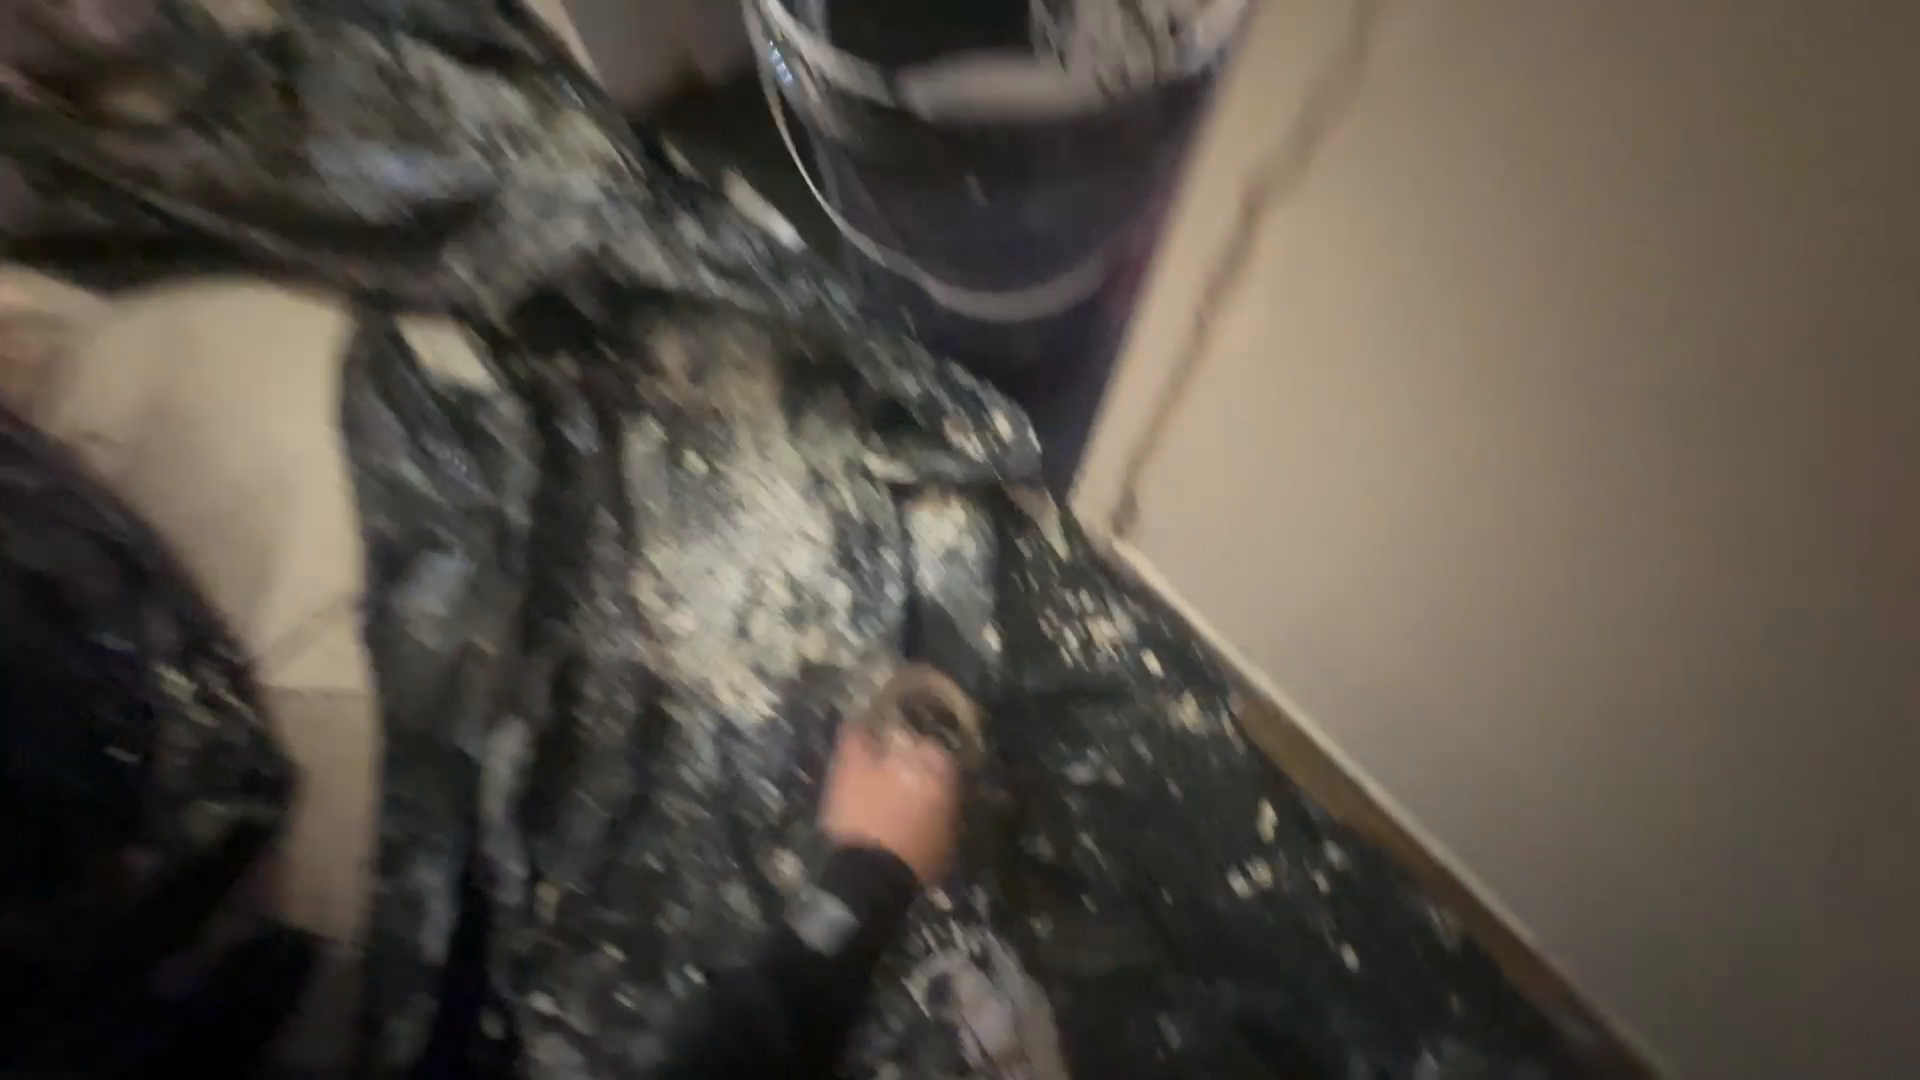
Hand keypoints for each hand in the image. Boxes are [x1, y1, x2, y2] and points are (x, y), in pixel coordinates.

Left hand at [818, 725, 959, 886]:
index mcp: (942, 775)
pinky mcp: (851, 764)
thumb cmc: (915, 863)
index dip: (935, 768)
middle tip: (904, 772)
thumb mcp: (947, 838)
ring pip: (887, 737)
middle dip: (911, 755)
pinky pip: (854, 736)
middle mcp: (914, 757)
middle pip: (915, 743)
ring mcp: (880, 758)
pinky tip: (858, 734)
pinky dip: (858, 734)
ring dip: (886, 746)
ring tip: (880, 755)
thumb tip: (943, 796)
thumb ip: (947, 808)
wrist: (870, 874)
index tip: (929, 780)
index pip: (943, 757)